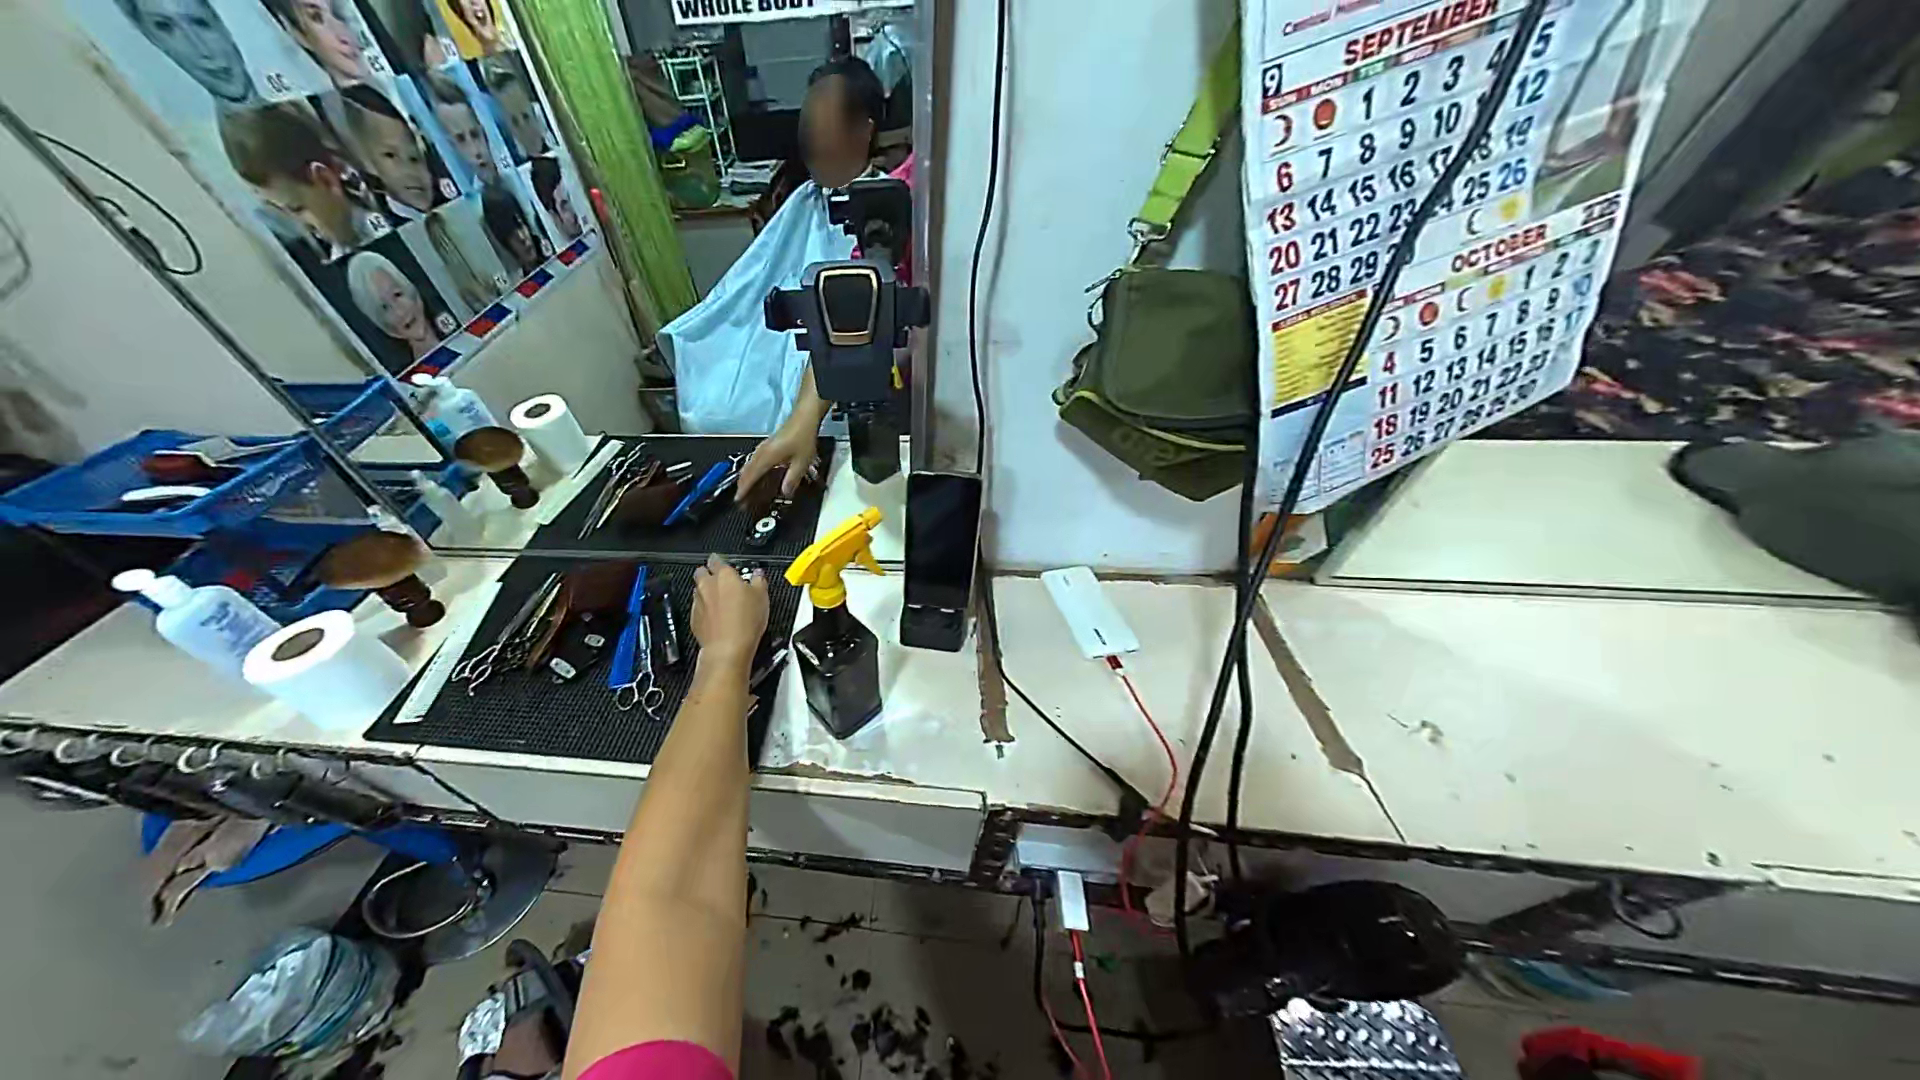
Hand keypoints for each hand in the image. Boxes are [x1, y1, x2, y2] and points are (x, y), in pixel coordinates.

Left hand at [691, 553, 768, 667]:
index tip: (724, 563)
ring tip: (722, 600)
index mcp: (724, 576)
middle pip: (701, 572)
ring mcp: (698, 602)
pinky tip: (717, 616)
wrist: (727, 648)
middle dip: (709, 573)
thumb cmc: (745, 622)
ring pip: (698, 589)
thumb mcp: (762, 597)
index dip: (720, 560)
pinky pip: (698, 607)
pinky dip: (705, 609)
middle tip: (722, 580)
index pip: (716, 560)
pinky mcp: (694, 618)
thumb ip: (759, 581)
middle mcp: (707, 586)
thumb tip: (758, 575)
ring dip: (707, 591)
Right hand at [737, 370, 829, 500]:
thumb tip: (785, 493)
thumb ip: (792, 479)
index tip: (737, 500)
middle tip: (740, 499)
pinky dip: (752, 470)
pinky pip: (755, 460)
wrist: (805, 416)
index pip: (751, 477)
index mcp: (766, 458)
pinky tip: (757, 473)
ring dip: (746, 477)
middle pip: (746, 471)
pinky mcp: (768, 444)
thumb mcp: (801, 462)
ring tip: (746, 488)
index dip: (743, 489)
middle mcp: (761, 452)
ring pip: (749, 465)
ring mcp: (764, 447)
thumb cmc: (802, 438)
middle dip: (742, 485)